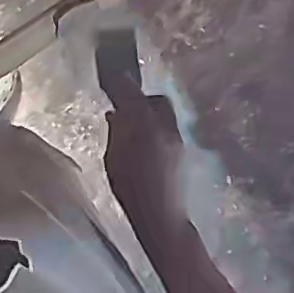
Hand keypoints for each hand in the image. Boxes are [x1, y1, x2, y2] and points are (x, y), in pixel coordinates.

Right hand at [104, 94, 185, 226]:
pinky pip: (166, 129)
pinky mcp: (181, 152)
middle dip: (140, 99)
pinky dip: (154, 128)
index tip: (111, 75)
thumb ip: (116, 132)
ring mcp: (177, 139)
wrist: (162, 217)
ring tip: (132, 127)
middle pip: (155, 101)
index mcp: (145, 125)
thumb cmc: (131, 190)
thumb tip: (116, 112)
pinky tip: (143, 143)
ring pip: (163, 115)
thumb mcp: (113, 159)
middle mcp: (165, 127)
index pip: (131, 95)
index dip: (120, 83)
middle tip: (123, 108)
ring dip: (148, 114)